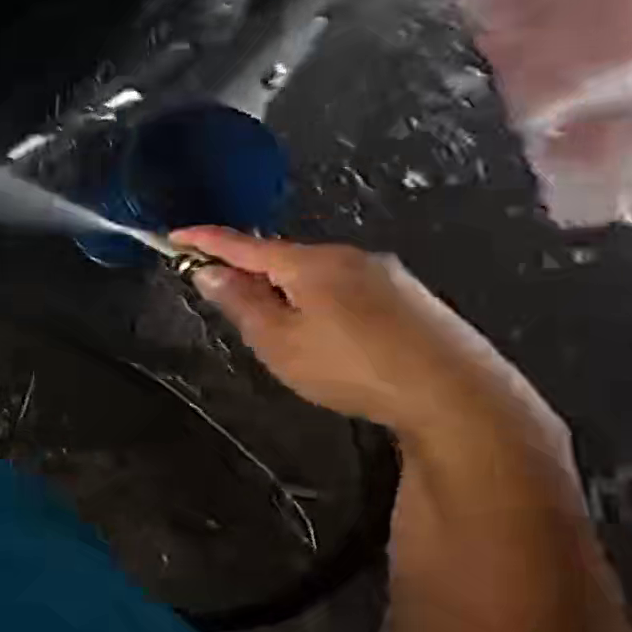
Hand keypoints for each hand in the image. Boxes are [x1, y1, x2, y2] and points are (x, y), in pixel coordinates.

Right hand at [170, 227, 547, 433]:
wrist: (457, 396)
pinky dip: (310, 296)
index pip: (243, 244)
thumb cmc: (349, 367)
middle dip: (245, 268)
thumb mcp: (277, 340)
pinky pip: (339, 285)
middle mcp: (348, 257)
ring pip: (311, 272)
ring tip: (265, 321)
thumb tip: (208, 270)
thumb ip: (240, 302)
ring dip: (279, 286)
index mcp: (311, 263)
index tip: (174, 235)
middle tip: (216, 292)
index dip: (205, 240)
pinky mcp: (406, 297)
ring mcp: (384, 274)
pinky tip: (313, 328)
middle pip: (280, 256)